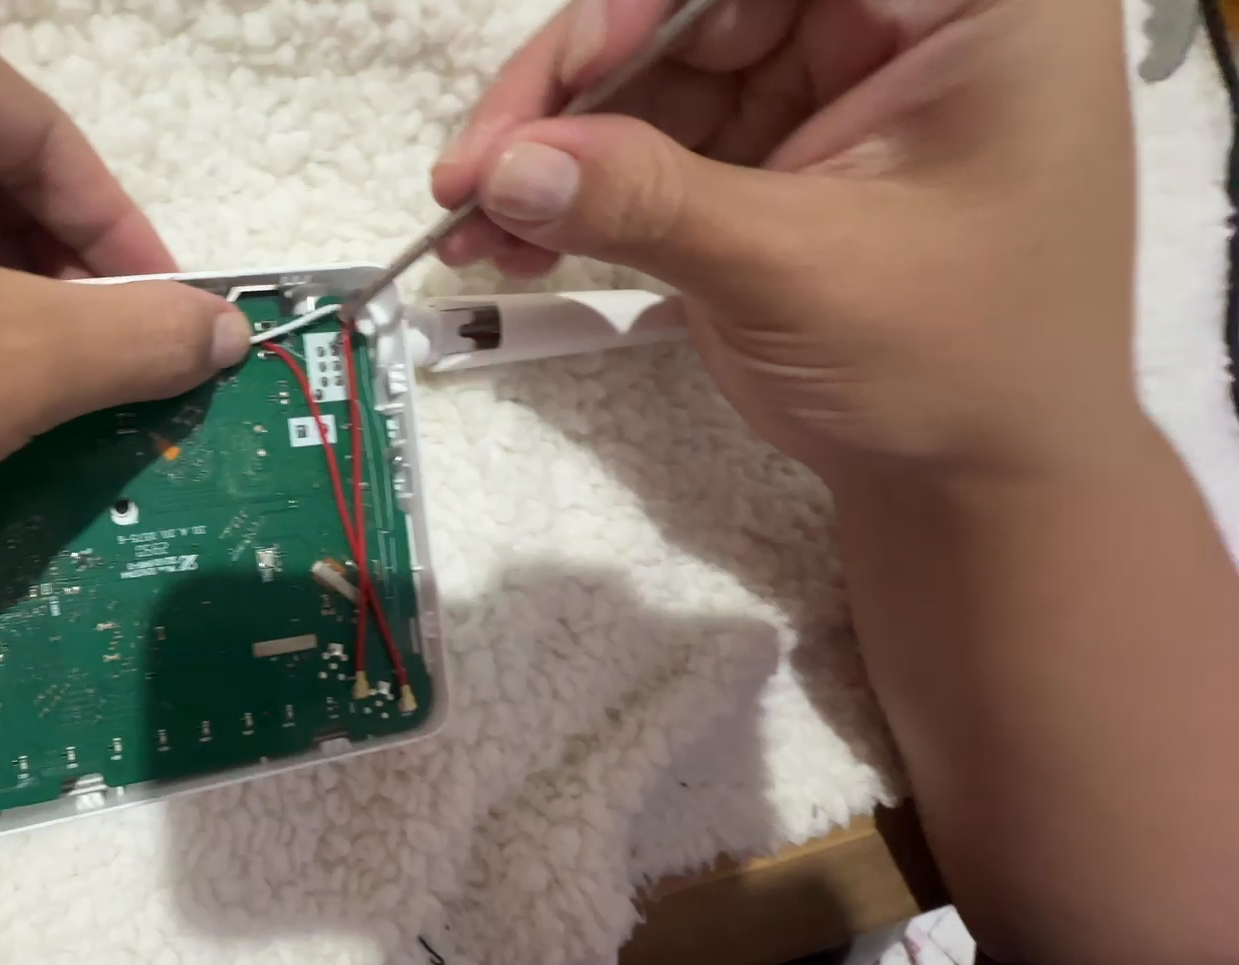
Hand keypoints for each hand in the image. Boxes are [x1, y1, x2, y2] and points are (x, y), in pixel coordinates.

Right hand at [431, 0, 1140, 483]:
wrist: (954, 465)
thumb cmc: (938, 358)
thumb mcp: (792, 269)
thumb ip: (646, 205)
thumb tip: (501, 171)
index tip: (574, 73)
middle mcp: (870, 24)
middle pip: (682, 12)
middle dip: (564, 95)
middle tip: (466, 178)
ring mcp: (795, 102)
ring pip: (638, 93)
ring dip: (545, 160)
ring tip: (468, 229)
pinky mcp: (738, 173)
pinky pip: (631, 166)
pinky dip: (566, 204)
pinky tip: (512, 246)